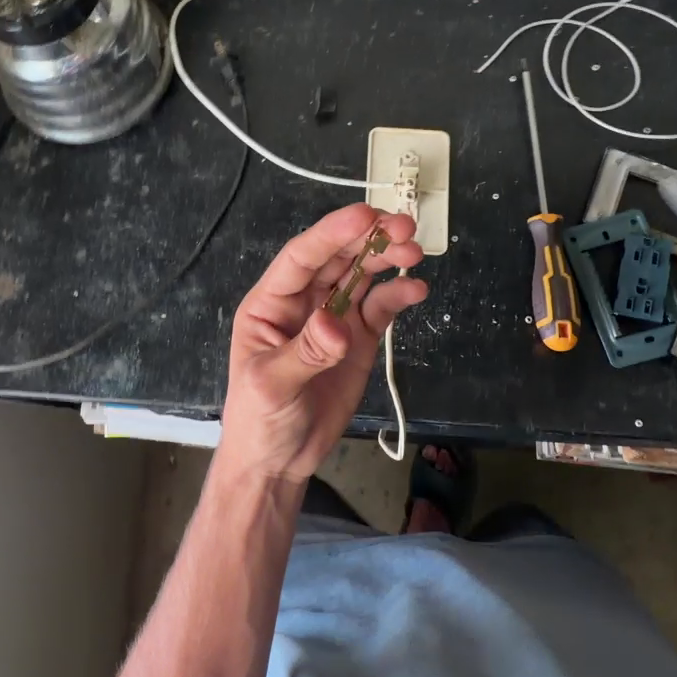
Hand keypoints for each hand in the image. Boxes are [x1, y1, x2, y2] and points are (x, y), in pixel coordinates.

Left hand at [218, 203, 426, 484]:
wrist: (278, 461)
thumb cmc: (259, 419)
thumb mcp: (271, 386)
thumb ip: (304, 353)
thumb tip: (335, 325)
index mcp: (271, 302)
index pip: (302, 257)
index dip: (332, 234)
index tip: (366, 216)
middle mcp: (303, 301)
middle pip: (338, 258)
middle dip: (368, 239)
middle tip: (404, 226)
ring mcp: (333, 318)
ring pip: (361, 276)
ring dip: (386, 259)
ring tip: (414, 250)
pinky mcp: (358, 339)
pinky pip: (379, 308)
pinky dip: (398, 295)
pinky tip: (417, 289)